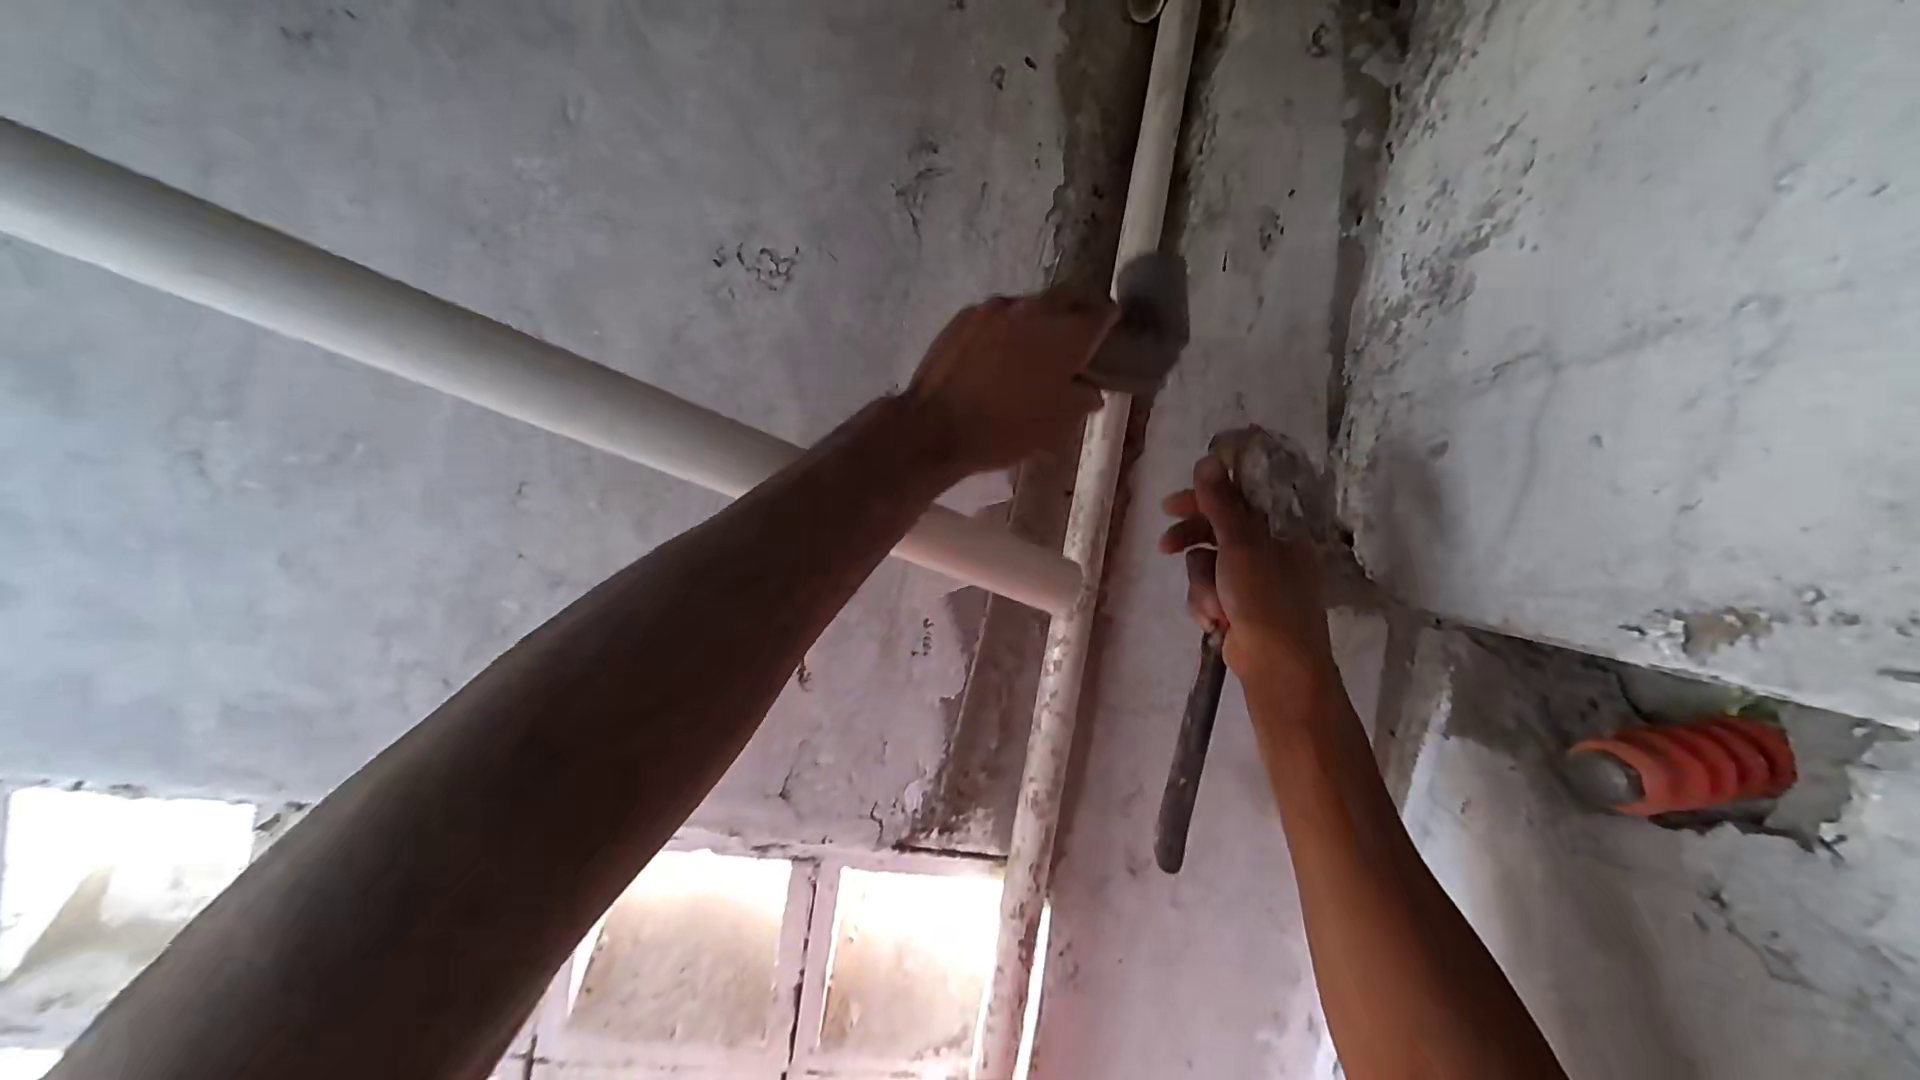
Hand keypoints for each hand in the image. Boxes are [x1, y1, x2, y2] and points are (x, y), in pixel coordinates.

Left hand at [904, 290, 1115, 475]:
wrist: (936, 428)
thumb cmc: (1005, 430)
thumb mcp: (1056, 424)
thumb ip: (1082, 398)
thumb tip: (1090, 389)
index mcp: (1065, 333)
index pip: (1101, 313)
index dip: (1108, 323)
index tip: (1107, 333)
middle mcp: (1033, 309)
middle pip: (1066, 297)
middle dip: (1076, 312)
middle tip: (1074, 336)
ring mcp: (994, 309)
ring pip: (1028, 305)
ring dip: (1037, 321)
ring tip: (1030, 349)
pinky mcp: (963, 317)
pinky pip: (996, 316)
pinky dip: (1005, 329)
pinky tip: (996, 355)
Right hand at [1158, 456, 1337, 700]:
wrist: (1275, 666)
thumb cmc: (1266, 600)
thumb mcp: (1241, 545)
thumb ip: (1221, 503)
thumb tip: (1208, 460)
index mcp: (1282, 529)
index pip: (1240, 497)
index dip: (1206, 496)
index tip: (1173, 503)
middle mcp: (1269, 548)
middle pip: (1217, 528)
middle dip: (1192, 542)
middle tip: (1166, 544)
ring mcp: (1252, 578)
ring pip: (1205, 562)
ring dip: (1201, 584)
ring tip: (1212, 606)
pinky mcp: (1236, 602)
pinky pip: (1205, 588)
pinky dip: (1205, 603)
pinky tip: (1214, 621)